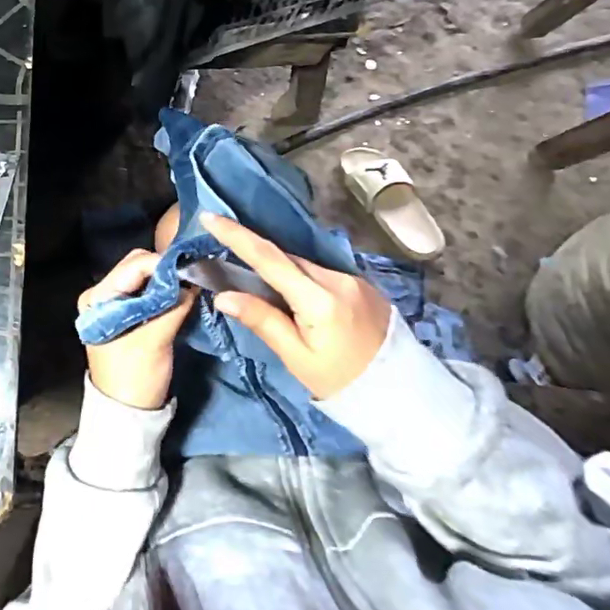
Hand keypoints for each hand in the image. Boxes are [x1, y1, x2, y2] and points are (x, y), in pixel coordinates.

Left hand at [78, 249, 194, 409]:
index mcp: (96, 299)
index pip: (132, 266)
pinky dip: (164, 290)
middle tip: (191, 276)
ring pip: (143, 276)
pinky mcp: (126, 313)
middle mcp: (100, 295)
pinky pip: (146, 291)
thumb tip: (194, 279)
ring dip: (166, 279)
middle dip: (164, 269)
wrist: (127, 414)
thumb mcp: (154, 342)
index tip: (190, 268)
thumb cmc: (135, 379)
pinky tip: (181, 295)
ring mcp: (112, 304)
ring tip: (189, 284)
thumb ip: (173, 306)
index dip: (162, 264)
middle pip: (137, 266)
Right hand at [200, 213, 391, 398]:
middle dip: (258, 254)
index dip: (237, 236)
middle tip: (226, 252)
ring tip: (262, 285)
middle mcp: (338, 279)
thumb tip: (223, 295)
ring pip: (306, 265)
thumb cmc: (340, 381)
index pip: (270, 259)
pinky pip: (324, 273)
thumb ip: (262, 321)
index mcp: (319, 299)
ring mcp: (355, 279)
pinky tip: (298, 297)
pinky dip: (304, 279)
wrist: (399, 392)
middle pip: (288, 258)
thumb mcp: (296, 357)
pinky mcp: (364, 284)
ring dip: (283, 269)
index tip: (211, 216)